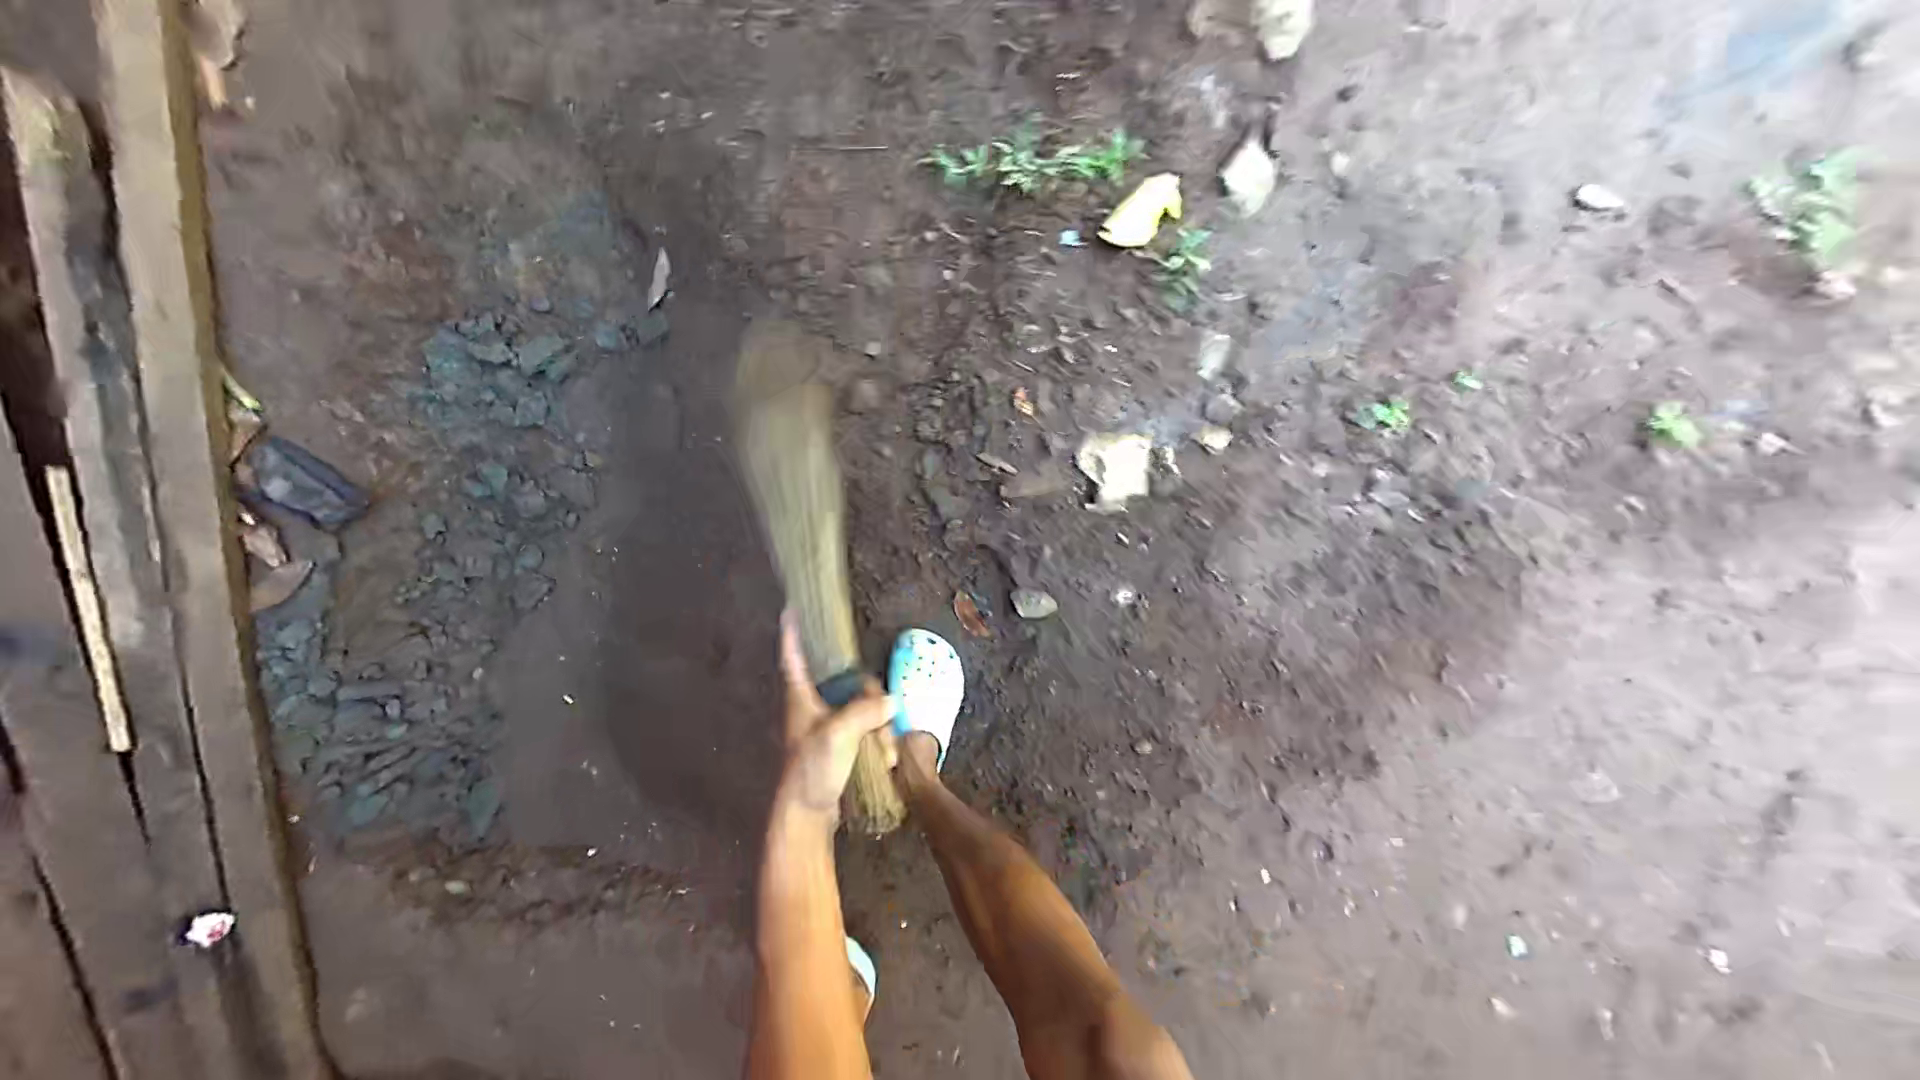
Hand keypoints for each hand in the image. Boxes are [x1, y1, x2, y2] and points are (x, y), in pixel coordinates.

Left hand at [773, 614, 894, 824]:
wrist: (806, 814)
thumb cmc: (811, 769)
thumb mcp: (839, 733)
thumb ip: (866, 711)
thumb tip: (891, 702)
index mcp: (800, 696)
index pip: (793, 656)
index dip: (792, 632)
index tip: (791, 609)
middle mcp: (812, 706)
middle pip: (850, 684)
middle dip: (872, 704)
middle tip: (884, 722)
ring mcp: (827, 727)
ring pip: (864, 710)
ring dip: (880, 729)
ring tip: (883, 753)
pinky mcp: (840, 746)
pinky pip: (867, 731)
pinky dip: (879, 743)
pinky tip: (884, 761)